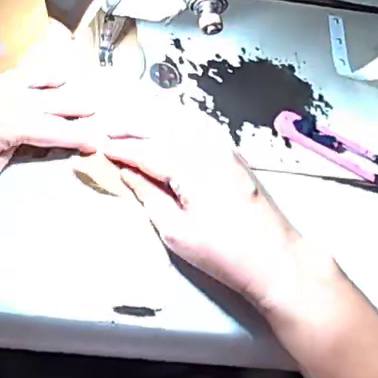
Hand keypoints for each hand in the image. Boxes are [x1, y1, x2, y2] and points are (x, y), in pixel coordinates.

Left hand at [0, 43, 105, 199]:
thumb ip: (8, 155)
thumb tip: (18, 142)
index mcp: (9, 124)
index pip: (51, 130)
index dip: (76, 137)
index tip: (96, 141)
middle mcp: (1, 97)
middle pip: (45, 100)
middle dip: (72, 104)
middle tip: (95, 104)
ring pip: (21, 76)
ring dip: (45, 75)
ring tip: (65, 73)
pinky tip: (3, 47)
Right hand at [100, 101, 344, 326]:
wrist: (278, 259)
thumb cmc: (225, 253)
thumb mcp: (175, 231)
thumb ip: (147, 194)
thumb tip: (127, 172)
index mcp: (189, 164)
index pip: (144, 149)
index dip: (119, 148)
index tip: (99, 146)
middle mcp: (206, 144)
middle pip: (159, 124)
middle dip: (130, 125)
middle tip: (107, 129)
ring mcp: (222, 144)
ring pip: (177, 118)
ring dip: (150, 118)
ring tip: (127, 123)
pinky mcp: (231, 150)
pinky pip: (195, 123)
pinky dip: (173, 119)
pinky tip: (161, 123)